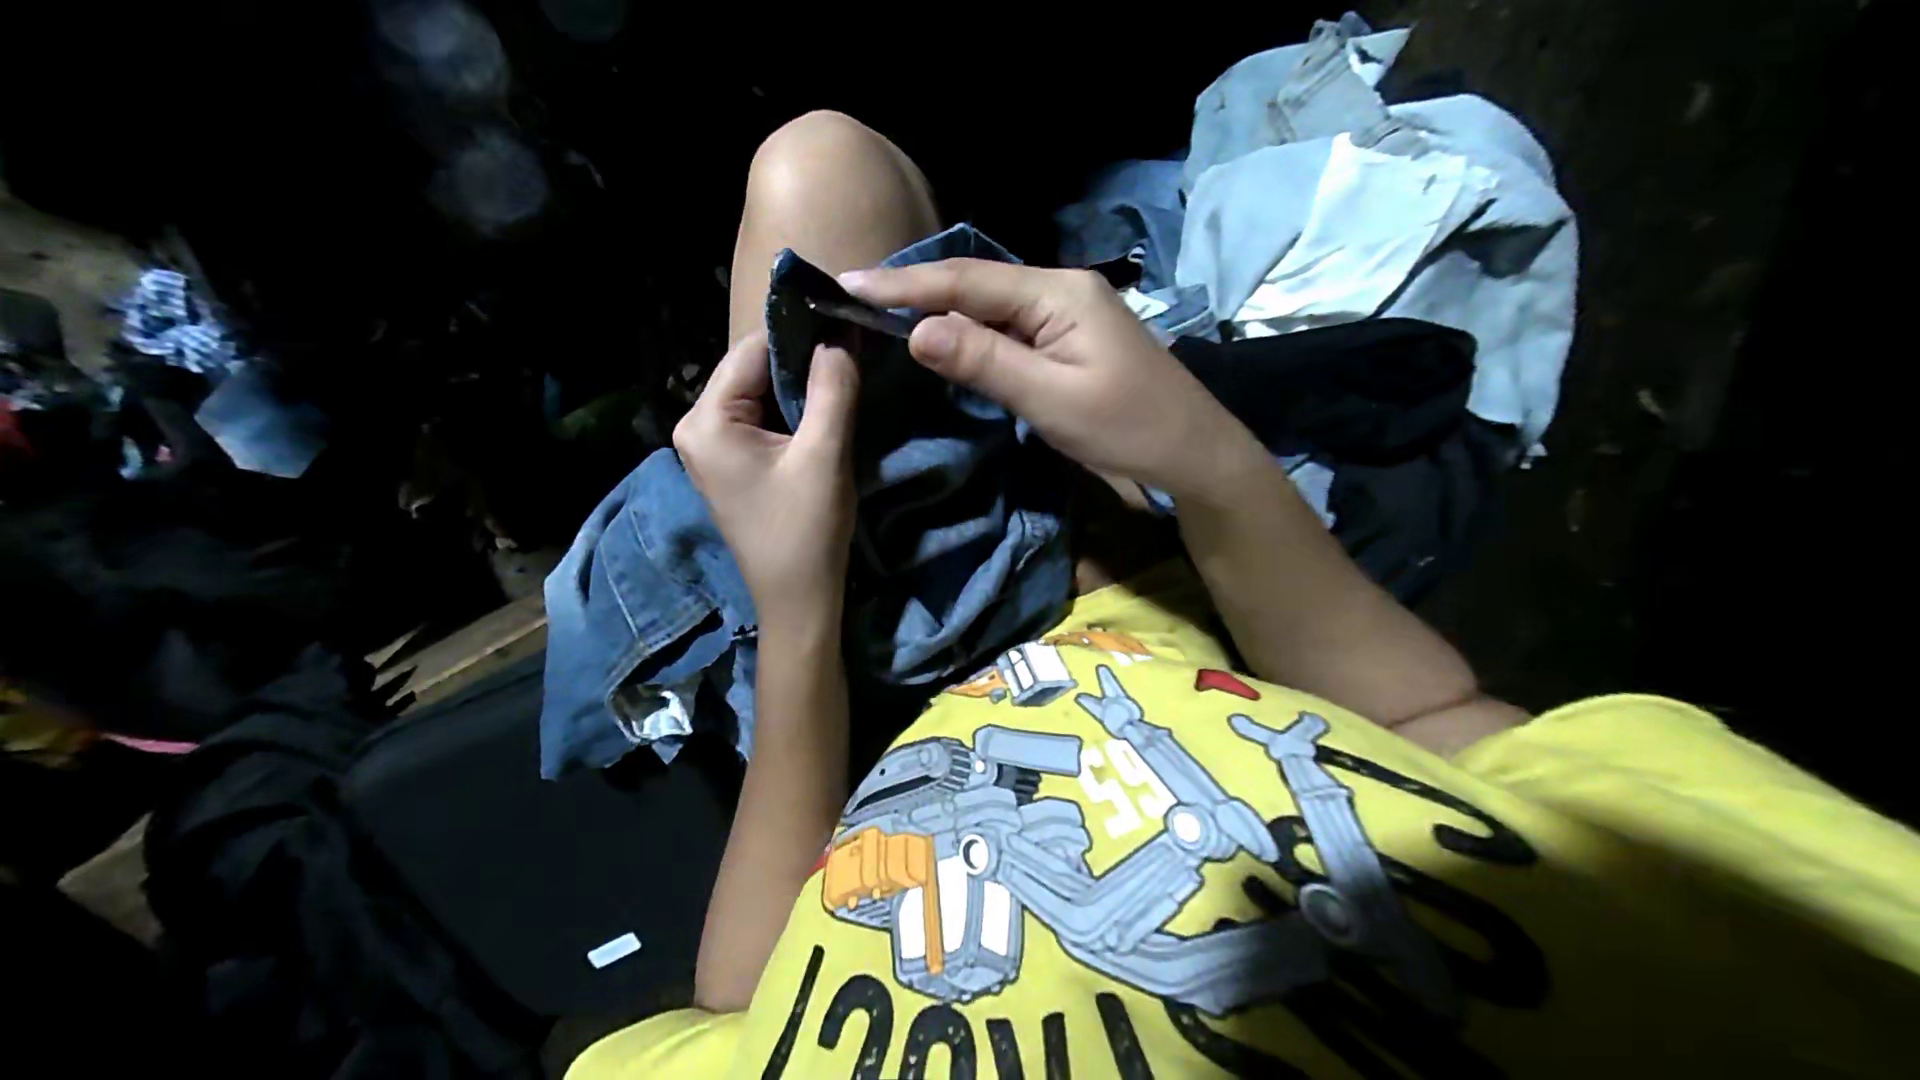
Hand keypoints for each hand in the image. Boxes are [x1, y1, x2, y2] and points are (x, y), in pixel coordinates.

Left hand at [673, 332, 859, 627]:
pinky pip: (765, 418)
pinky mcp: (733, 462)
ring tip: (847, 373)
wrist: (797, 600)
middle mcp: (698, 426)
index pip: (753, 350)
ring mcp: (713, 446)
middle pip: (755, 369)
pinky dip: (796, 411)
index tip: (845, 318)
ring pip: (763, 393)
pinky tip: (828, 408)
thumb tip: (841, 332)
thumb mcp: (824, 454)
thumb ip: (833, 387)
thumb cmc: (806, 530)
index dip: (800, 331)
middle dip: (803, 360)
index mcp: (706, 420)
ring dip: (803, 386)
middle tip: (853, 347)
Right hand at [838, 260, 1268, 502]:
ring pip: (991, 305)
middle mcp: (1061, 290)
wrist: (1193, 452)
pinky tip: (944, 337)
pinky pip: (1009, 327)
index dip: (906, 284)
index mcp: (1058, 293)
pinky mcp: (1069, 339)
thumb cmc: (1128, 428)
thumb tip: (917, 331)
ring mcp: (1068, 313)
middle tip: (858, 293)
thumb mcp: (1051, 399)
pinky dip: (971, 332)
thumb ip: (985, 362)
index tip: (851, 283)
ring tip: (885, 310)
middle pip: (977, 284)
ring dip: (941, 308)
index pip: (967, 281)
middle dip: (916, 290)